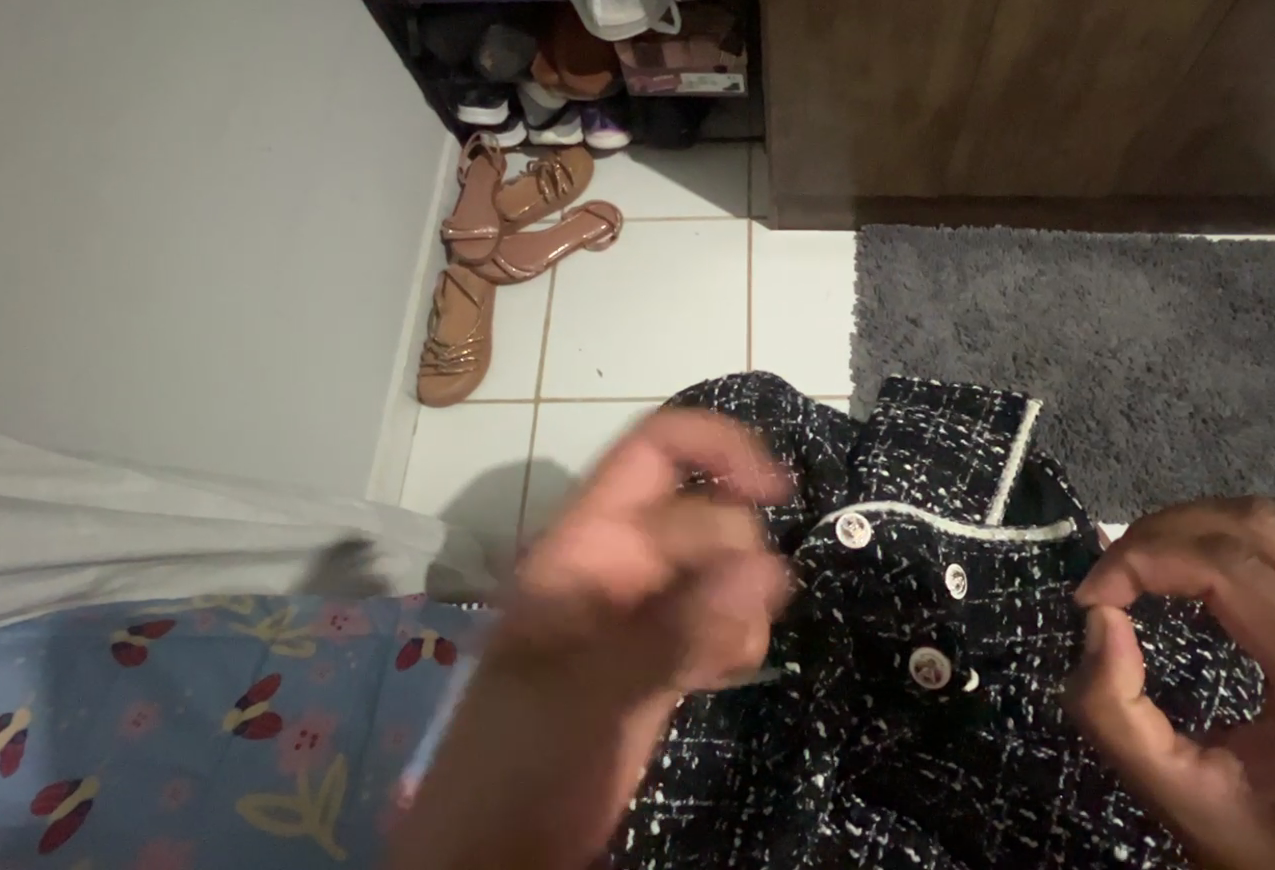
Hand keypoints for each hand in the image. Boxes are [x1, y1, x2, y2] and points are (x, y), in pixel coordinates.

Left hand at [390, 409, 791, 869]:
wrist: (498, 852)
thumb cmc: (516, 760)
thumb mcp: (585, 690)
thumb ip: (674, 629)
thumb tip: (772, 567)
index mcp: (586, 541)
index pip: (655, 451)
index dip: (717, 446)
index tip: (777, 489)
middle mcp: (623, 560)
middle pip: (707, 512)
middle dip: (735, 556)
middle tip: (728, 623)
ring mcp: (649, 606)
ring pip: (727, 566)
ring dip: (742, 607)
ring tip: (713, 664)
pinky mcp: (671, 649)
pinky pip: (729, 615)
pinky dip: (739, 637)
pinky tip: (713, 677)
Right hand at [1065, 498, 1274, 869]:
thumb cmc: (1265, 852)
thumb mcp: (1173, 799)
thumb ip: (1114, 714)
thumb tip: (1101, 615)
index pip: (1237, 571)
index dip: (1148, 559)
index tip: (1090, 595)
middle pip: (1257, 531)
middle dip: (1161, 536)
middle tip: (1109, 578)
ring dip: (1195, 526)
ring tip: (1143, 564)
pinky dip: (1231, 535)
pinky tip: (1197, 566)